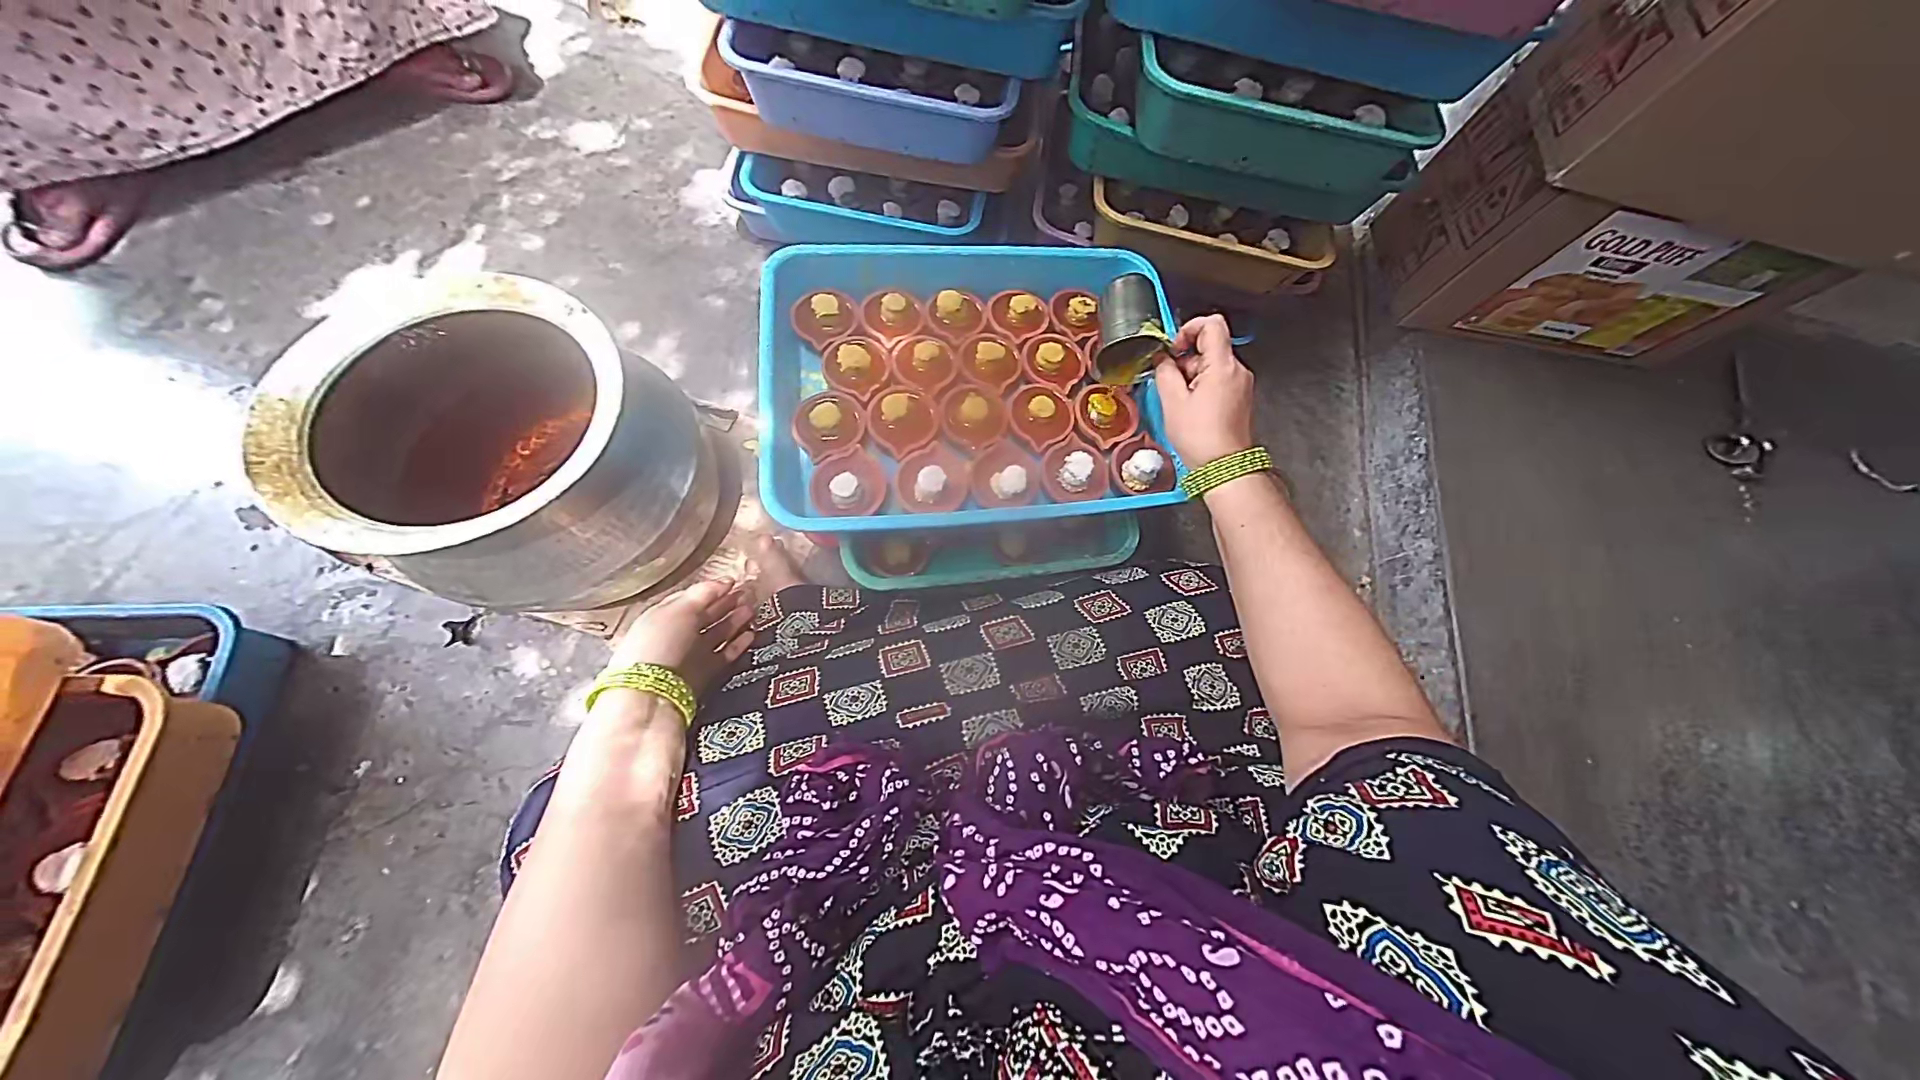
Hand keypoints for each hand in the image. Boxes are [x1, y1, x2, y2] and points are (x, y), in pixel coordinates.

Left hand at [605, 579, 755, 699]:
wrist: (653, 692)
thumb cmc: (661, 643)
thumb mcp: (679, 610)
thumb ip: (703, 594)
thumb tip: (725, 581)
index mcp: (664, 616)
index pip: (691, 599)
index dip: (712, 590)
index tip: (733, 582)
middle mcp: (678, 635)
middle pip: (706, 616)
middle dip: (726, 604)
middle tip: (748, 594)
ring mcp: (692, 654)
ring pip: (718, 634)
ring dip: (735, 621)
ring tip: (752, 610)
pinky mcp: (705, 673)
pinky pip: (725, 655)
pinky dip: (738, 645)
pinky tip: (751, 634)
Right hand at [1152, 314, 1254, 466]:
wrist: (1223, 466)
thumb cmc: (1200, 437)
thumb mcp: (1172, 402)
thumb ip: (1164, 372)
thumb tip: (1161, 359)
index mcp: (1222, 365)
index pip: (1212, 324)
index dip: (1189, 329)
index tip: (1174, 348)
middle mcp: (1237, 370)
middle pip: (1210, 346)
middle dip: (1186, 359)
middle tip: (1170, 382)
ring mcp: (1241, 384)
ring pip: (1212, 365)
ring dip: (1192, 376)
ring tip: (1180, 401)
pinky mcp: (1240, 397)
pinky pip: (1219, 380)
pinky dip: (1202, 387)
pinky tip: (1191, 408)